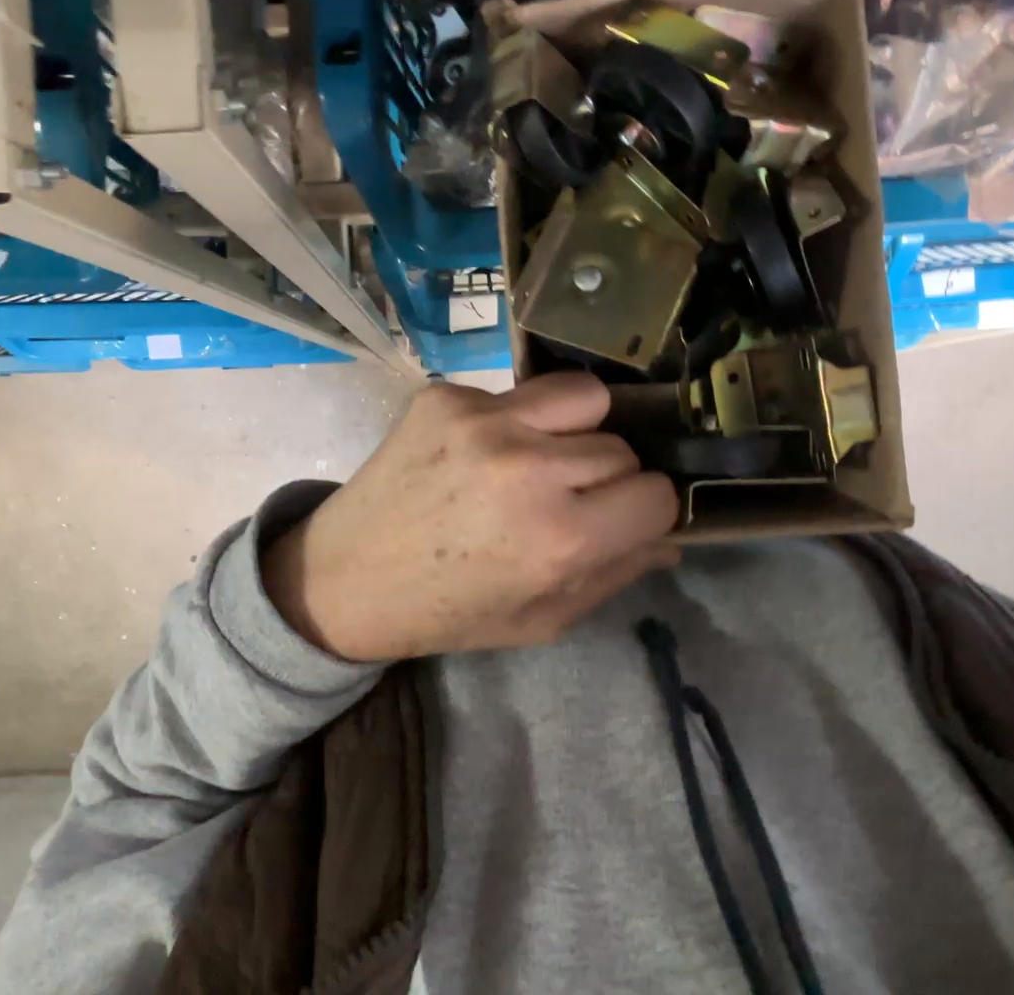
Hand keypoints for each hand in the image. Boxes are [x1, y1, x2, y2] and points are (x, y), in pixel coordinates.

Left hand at [263, 373, 680, 660]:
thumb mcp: (540, 620)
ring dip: (577, 430)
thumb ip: (614, 576)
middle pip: (622, 447)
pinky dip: (514, 420)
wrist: (343, 578)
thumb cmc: (447, 612)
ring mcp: (485, 420)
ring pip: (585, 396)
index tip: (621, 520)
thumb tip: (670, 539)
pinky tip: (479, 453)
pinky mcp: (448, 395)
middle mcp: (529, 467)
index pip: (658, 495)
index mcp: (559, 537)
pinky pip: (518, 393)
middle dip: (609, 478)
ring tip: (542, 457)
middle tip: (568, 500)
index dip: (645, 513)